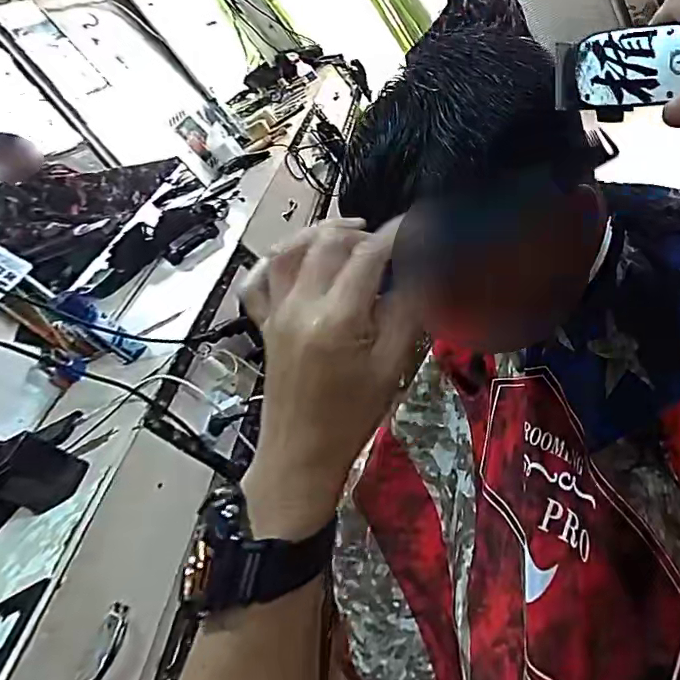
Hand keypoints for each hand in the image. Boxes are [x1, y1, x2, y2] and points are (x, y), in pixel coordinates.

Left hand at [236, 217, 422, 536]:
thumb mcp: (394, 362)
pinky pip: (259, 279)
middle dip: (361, 230)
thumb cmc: (353, 413)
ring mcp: (276, 314)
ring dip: (320, 233)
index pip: (368, 254)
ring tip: (349, 233)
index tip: (417, 224)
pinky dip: (278, 258)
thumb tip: (420, 268)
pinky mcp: (264, 324)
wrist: (300, 455)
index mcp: (338, 318)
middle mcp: (301, 307)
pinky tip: (300, 256)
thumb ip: (407, 309)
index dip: (396, 232)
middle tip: (388, 238)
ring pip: (288, 251)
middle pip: (326, 243)